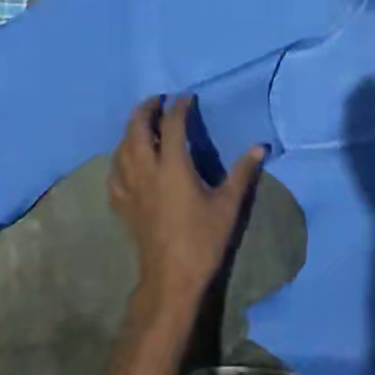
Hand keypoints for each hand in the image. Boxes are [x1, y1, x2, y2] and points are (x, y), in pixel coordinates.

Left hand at [108, 95, 265, 311]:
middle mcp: (146, 170)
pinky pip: (114, 171)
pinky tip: (126, 159)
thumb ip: (242, 173)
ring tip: (144, 124)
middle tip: (158, 100)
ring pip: (122, 147)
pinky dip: (120, 156)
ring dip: (132, 129)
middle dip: (146, 109)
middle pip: (138, 129)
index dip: (180, 106)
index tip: (187, 97)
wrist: (171, 277)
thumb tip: (260, 148)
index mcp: (173, 167)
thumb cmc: (203, 240)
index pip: (173, 125)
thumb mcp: (228, 205)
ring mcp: (130, 187)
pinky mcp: (122, 204)